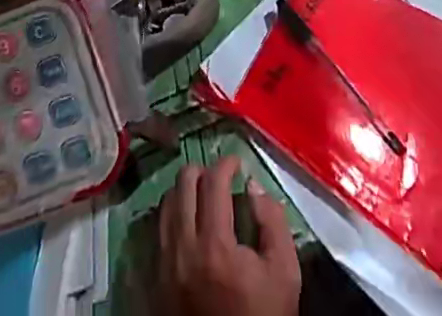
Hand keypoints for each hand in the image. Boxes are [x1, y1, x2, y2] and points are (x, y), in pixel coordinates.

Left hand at [156, 158, 299, 315]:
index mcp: (215, 246)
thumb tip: (251, 185)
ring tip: (205, 195)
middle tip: (221, 177)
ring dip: (185, 190)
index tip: (237, 162)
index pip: (212, 183)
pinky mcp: (157, 279)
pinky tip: (189, 219)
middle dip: (203, 171)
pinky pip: (158, 231)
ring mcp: (165, 265)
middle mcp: (182, 249)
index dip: (226, 164)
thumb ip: (272, 220)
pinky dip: (173, 214)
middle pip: (182, 185)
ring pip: (166, 205)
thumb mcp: (284, 271)